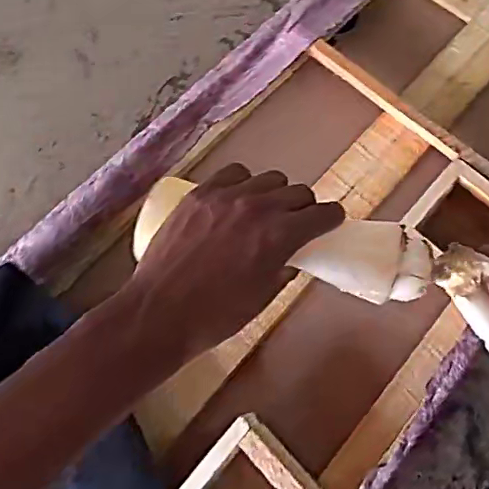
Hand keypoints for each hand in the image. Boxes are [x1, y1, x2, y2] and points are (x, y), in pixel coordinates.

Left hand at [121, 164, 342, 362]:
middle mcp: (259, 208)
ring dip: (275, 194)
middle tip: (294, 224)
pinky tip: (237, 199)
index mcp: (281, 236)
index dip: (331, 220)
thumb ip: (285, 268)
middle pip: (300, 192)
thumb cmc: (216, 316)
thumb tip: (292, 256)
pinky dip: (244, 183)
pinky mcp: (201, 194)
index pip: (324, 213)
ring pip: (271, 179)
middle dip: (304, 208)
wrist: (158, 315)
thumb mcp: (264, 296)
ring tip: (263, 211)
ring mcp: (227, 197)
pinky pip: (235, 173)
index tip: (328, 225)